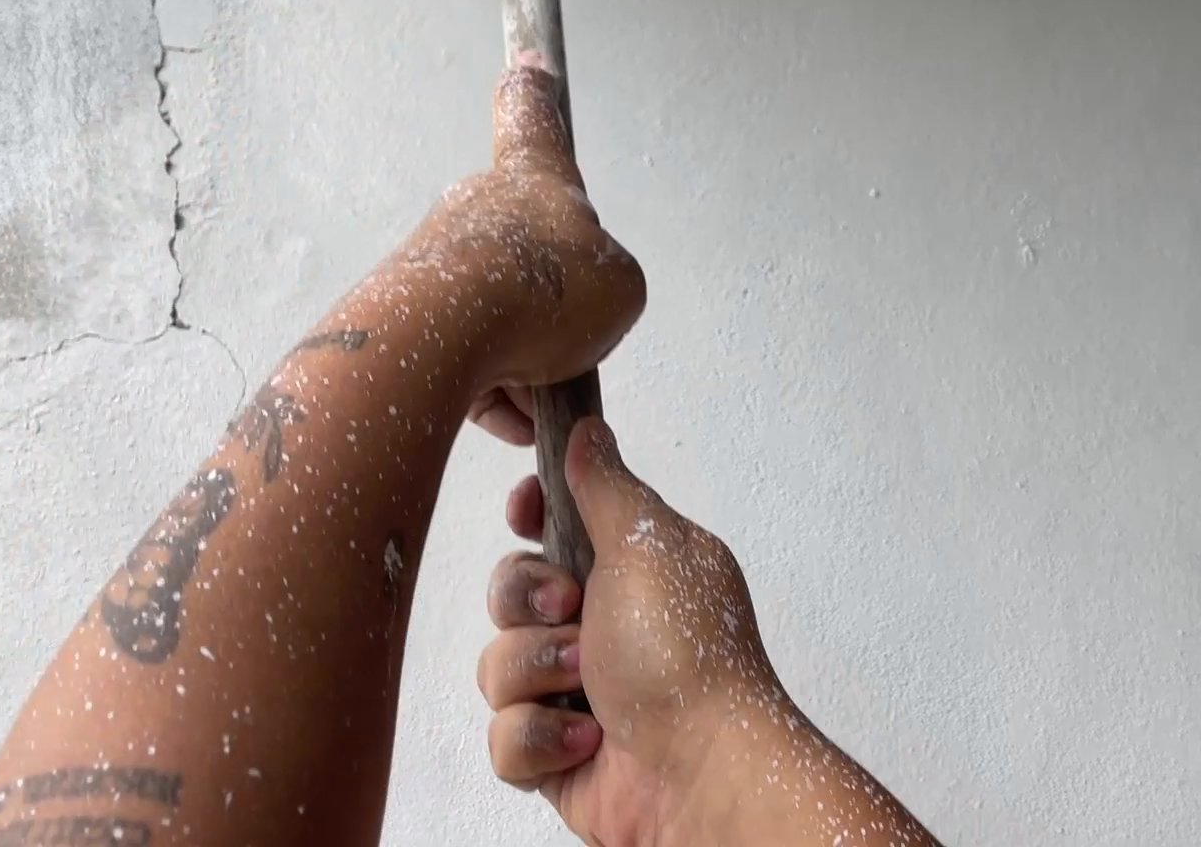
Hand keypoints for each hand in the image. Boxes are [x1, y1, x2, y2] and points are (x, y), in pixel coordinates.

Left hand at [365, 62, 644, 438]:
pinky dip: (497, 393)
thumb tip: (587, 311)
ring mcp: (442, 265)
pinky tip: (516, 421)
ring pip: (502, 320)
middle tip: (570, 343)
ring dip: (531, 365)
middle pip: (529, 254)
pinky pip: (470, 358)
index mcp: (532, 183)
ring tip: (541, 392)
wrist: (443, 339)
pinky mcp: (414, 318)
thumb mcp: (623, 287)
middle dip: (556, 307)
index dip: (538, 92)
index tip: (530, 65)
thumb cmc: (534, 295)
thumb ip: (615, 287)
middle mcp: (478, 212)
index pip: (535, 119)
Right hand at [476, 419, 787, 844]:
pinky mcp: (554, 749)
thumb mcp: (645, 545)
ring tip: (591, 686)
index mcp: (625, 565)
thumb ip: (605, 484)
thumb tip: (587, 428)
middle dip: (529, 598)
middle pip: (510, 586)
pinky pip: (504, 732)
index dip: (531, 513)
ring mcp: (574, 684)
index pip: (555, 522)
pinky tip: (587, 741)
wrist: (701, 772)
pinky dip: (542, 739)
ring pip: (499, 661)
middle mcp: (598, 619)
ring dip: (540, 672)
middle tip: (570, 606)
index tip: (527, 508)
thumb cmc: (685, 650)